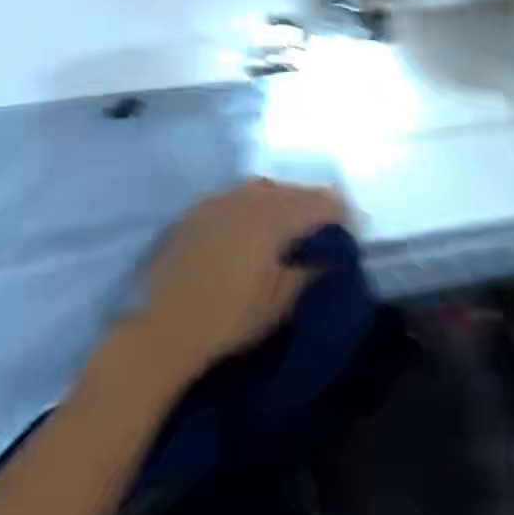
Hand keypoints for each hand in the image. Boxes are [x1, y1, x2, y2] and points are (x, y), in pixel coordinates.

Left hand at [137, 179, 346, 375]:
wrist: (164, 326)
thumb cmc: (229, 318)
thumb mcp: (280, 301)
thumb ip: (310, 271)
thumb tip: (329, 255)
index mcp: (274, 217)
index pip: (319, 202)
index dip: (339, 213)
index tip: (350, 230)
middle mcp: (247, 198)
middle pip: (291, 190)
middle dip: (312, 204)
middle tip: (324, 227)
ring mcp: (218, 200)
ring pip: (262, 188)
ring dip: (282, 200)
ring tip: (289, 225)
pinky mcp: (197, 211)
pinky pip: (236, 196)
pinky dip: (253, 205)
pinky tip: (251, 227)